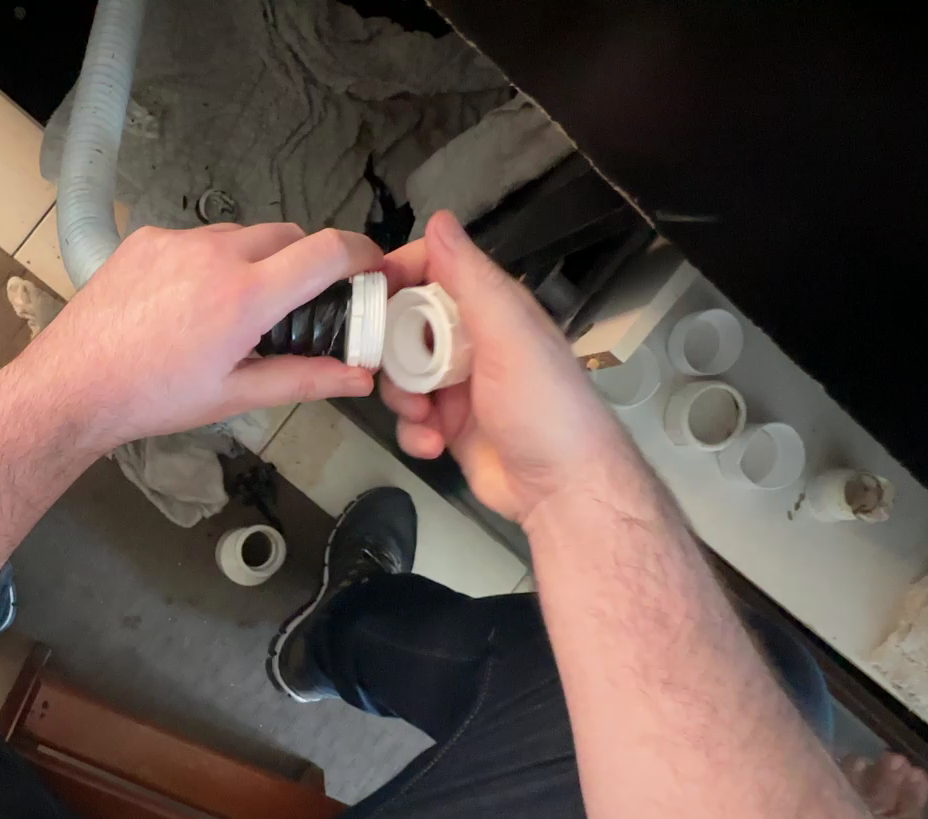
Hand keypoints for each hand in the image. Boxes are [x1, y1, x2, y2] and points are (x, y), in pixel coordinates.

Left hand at [22, 223, 381, 448]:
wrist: (74, 385)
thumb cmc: (155, 398)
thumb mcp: (233, 395)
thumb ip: (303, 378)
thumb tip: (358, 379)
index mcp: (245, 295)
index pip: (327, 251)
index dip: (362, 254)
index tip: (371, 270)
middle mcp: (215, 252)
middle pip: (289, 235)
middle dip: (306, 263)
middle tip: (297, 305)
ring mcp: (177, 239)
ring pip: (243, 234)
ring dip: (258, 260)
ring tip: (236, 307)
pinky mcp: (146, 238)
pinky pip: (198, 238)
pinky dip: (212, 260)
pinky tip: (190, 300)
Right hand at [380, 211, 639, 522]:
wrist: (559, 488)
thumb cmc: (545, 408)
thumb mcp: (509, 334)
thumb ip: (471, 280)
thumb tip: (440, 222)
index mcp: (491, 312)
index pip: (434, 274)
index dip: (398, 277)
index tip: (368, 295)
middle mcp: (472, 344)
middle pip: (405, 331)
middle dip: (393, 356)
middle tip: (395, 374)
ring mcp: (458, 388)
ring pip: (402, 379)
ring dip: (404, 401)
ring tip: (426, 418)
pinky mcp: (448, 427)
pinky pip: (411, 421)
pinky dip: (415, 434)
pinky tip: (435, 444)